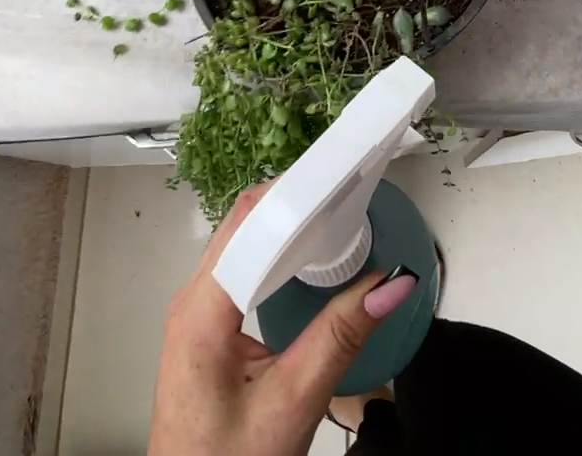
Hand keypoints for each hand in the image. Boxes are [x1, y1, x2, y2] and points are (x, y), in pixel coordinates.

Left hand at [148, 183, 420, 455]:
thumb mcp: (293, 403)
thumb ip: (341, 338)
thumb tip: (389, 286)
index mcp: (201, 313)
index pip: (248, 225)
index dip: (293, 194)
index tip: (335, 178)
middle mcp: (192, 302)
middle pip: (243, 224)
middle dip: (294, 200)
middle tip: (343, 188)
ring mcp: (197, 313)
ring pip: (241, 243)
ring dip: (286, 223)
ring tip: (332, 211)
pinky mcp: (209, 326)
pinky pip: (242, 268)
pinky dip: (277, 250)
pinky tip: (306, 253)